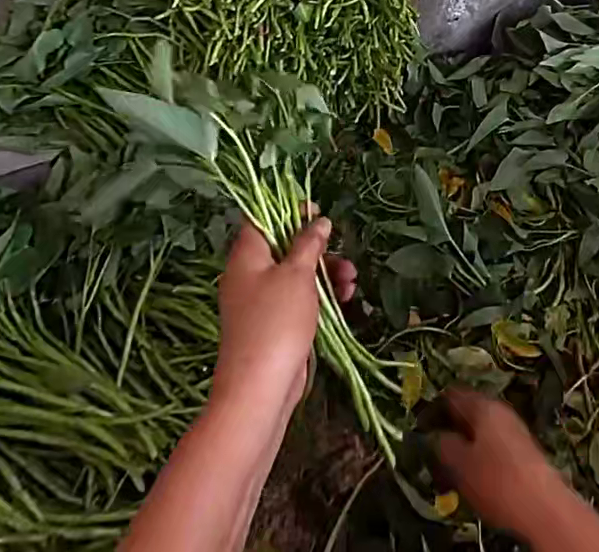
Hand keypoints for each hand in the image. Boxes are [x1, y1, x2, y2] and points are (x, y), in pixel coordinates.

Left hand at [213, 213, 355, 415]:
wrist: (259, 387)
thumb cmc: (276, 320)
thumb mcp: (297, 274)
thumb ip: (308, 244)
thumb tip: (318, 221)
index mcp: (246, 253)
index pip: (263, 217)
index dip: (289, 210)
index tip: (317, 211)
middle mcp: (248, 273)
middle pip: (283, 247)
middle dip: (316, 248)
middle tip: (341, 250)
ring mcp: (260, 300)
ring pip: (294, 275)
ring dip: (324, 273)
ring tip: (352, 279)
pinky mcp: (273, 324)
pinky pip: (297, 299)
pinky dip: (319, 296)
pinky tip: (345, 298)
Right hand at [435, 389, 598, 550]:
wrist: (548, 513)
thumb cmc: (499, 482)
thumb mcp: (459, 464)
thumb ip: (441, 445)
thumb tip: (432, 436)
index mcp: (482, 405)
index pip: (449, 394)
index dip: (432, 409)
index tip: (420, 428)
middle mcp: (500, 411)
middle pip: (467, 413)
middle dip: (449, 430)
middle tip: (435, 452)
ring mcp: (516, 432)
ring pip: (481, 432)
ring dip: (465, 447)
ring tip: (453, 470)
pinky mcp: (526, 454)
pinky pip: (495, 447)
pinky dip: (482, 458)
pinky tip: (477, 479)